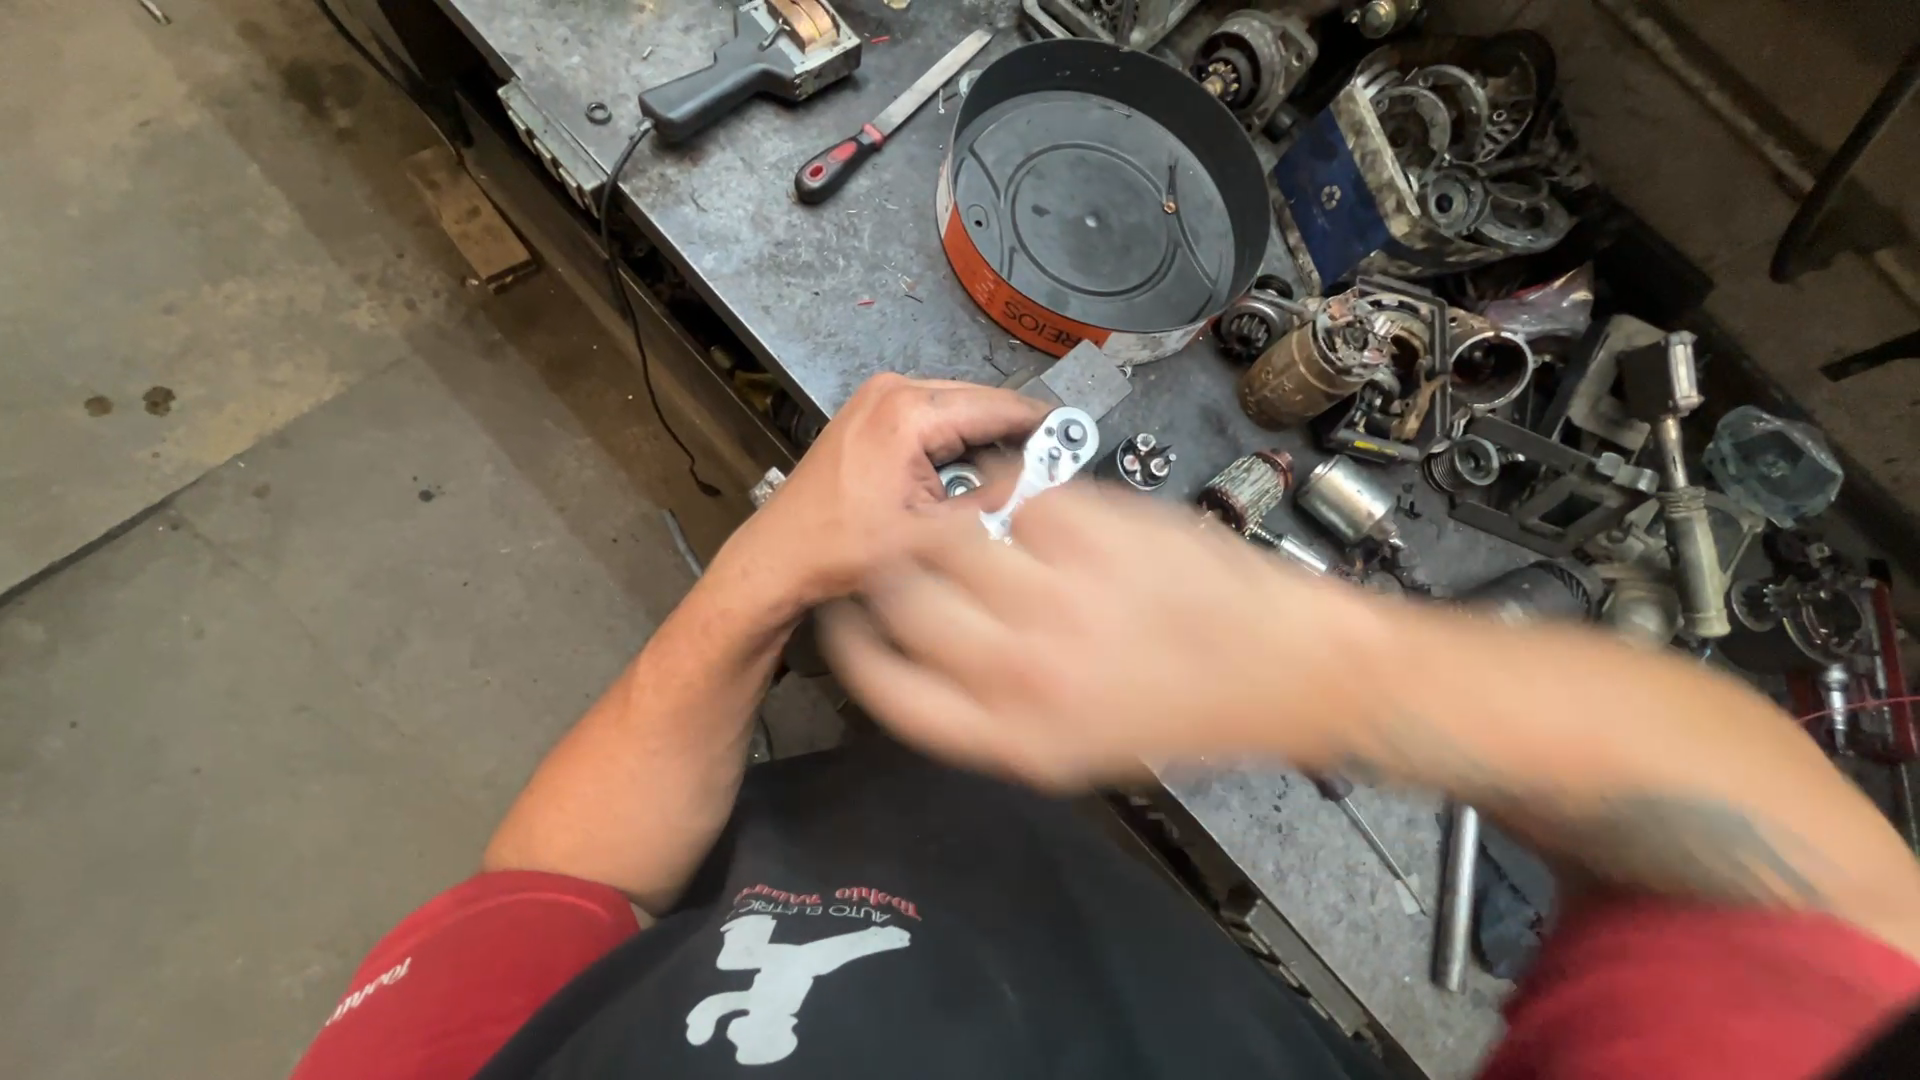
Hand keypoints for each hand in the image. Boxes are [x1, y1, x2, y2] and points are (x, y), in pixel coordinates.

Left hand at [721, 374, 1049, 614]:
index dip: (1038, 424)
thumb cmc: (836, 547)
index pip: (996, 405)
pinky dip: (949, 444)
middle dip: (1008, 437)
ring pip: (955, 411)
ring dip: (978, 443)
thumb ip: (993, 502)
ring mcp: (875, 399)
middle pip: (977, 402)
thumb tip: (1035, 484)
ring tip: (992, 484)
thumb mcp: (933, 534)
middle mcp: (890, 392)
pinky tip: (955, 479)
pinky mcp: (869, 415)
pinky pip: (928, 419)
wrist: (781, 557)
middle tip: (1039, 471)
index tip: (1069, 435)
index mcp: (907, 412)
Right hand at [819, 483, 1383, 787]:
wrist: (1284, 669)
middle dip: (882, 574)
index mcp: (1011, 735)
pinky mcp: (1092, 530)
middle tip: (893, 557)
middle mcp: (1024, 668)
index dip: (850, 645)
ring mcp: (1058, 592)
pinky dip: (1006, 494)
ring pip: (944, 538)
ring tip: (952, 524)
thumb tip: (926, 654)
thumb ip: (987, 709)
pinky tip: (1026, 508)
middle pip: (900, 602)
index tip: (848, 619)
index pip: (884, 686)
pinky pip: (1011, 497)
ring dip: (935, 525)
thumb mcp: (1071, 749)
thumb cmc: (1184, 714)